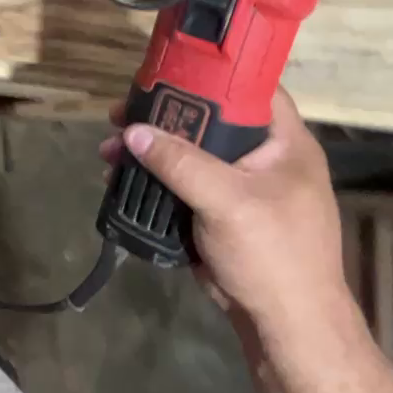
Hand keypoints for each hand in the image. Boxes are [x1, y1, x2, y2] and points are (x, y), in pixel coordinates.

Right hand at [100, 89, 351, 336]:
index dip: (213, 73)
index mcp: (284, 146)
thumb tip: (130, 131)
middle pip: (206, 118)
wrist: (282, 325)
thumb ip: (179, 162)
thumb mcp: (227, 202)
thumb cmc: (273, 256)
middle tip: (121, 112)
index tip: (166, 67)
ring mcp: (237, 183)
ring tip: (109, 150)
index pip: (253, 90)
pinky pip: (176, 178)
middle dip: (160, 115)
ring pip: (185, 149)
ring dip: (145, 146)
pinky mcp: (214, 207)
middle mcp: (261, 158)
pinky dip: (147, 174)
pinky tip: (117, 176)